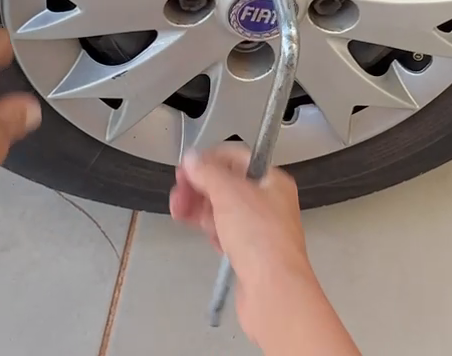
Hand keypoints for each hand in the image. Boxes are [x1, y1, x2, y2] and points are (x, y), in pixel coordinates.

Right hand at [172, 145, 357, 353]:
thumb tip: (192, 158)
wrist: (273, 292)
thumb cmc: (258, 236)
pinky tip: (203, 234)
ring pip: (224, 210)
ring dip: (200, 208)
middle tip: (178, 193)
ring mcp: (260, 229)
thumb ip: (207, 172)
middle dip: (200, 187)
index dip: (210, 160)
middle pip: (228, 185)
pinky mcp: (250, 254)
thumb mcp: (229, 193)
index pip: (237, 158)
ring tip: (179, 212)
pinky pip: (226, 233)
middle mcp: (269, 202)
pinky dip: (212, 230)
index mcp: (272, 180)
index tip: (186, 168)